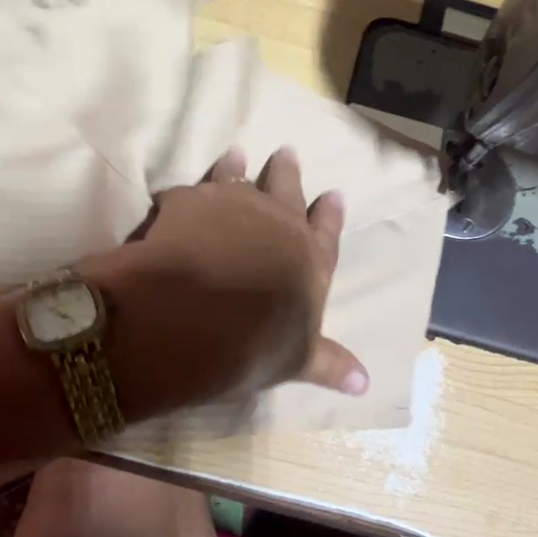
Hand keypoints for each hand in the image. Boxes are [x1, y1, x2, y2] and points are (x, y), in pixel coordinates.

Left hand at [83, 147, 367, 414]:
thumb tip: (366, 384)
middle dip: (288, 173)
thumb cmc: (256, 344)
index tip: (335, 193)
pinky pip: (185, 192)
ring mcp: (231, 207)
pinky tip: (172, 194)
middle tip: (287, 152)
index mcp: (309, 260)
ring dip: (236, 166)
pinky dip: (182, 193)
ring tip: (236, 152)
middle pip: (285, 191)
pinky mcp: (186, 203)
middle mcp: (276, 224)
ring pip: (237, 179)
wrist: (194, 318)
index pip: (326, 234)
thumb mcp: (297, 361)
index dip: (330, 215)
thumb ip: (329, 364)